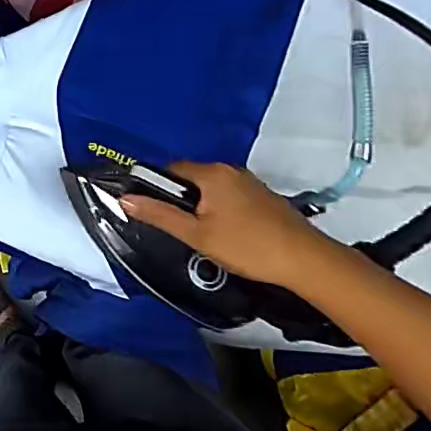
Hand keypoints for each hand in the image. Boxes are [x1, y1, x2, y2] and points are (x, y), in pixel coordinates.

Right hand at [119, 162, 357, 289]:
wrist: (305, 261)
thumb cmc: (246, 246)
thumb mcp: (196, 234)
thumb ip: (159, 215)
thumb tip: (126, 199)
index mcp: (212, 173)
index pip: (171, 169)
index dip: (157, 187)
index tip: (154, 210)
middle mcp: (230, 170)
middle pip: (192, 177)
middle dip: (182, 198)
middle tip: (180, 227)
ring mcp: (250, 182)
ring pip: (212, 188)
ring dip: (202, 205)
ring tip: (203, 233)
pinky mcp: (263, 196)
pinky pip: (230, 195)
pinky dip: (221, 208)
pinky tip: (227, 233)